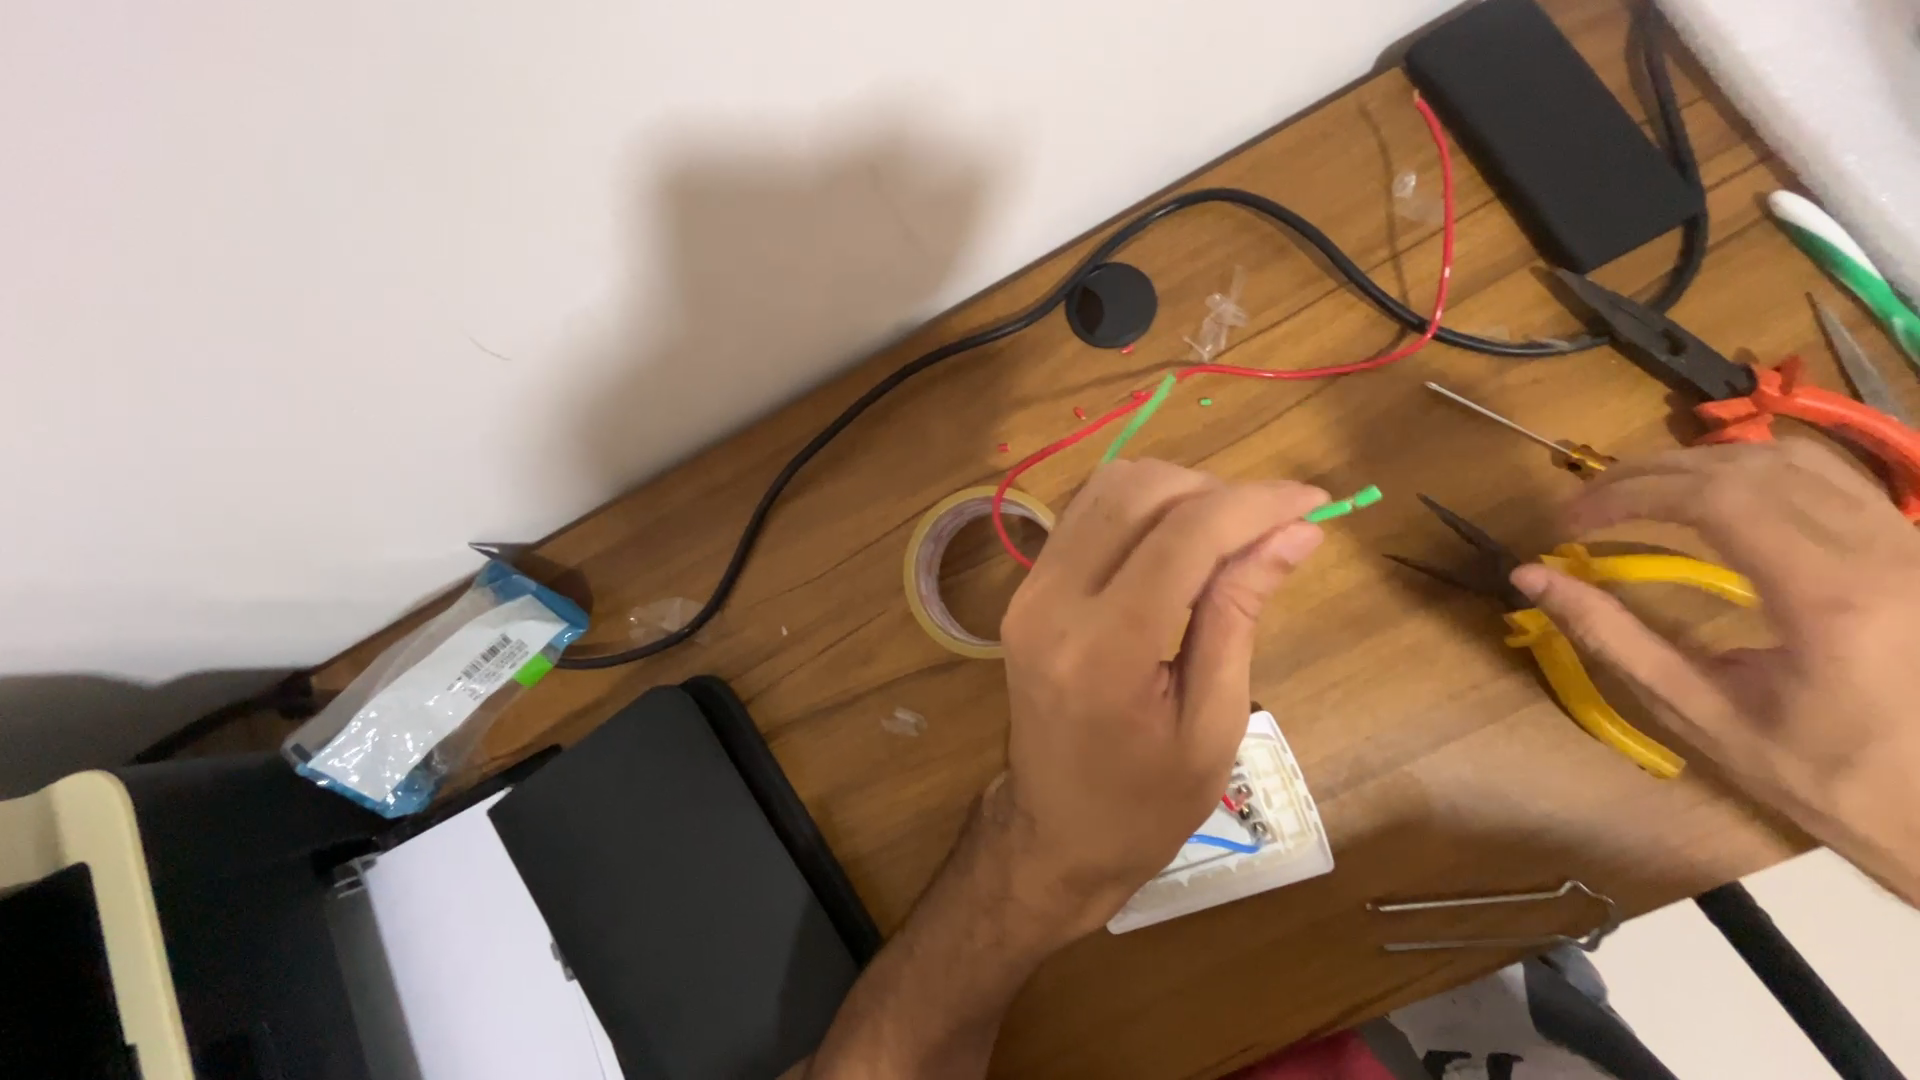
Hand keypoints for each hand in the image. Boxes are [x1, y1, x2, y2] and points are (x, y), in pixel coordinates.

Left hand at [991, 460, 1327, 935]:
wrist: (1056, 834)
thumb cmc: (1146, 804)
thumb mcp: (1213, 722)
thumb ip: (1240, 614)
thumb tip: (1296, 531)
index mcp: (1104, 649)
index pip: (1184, 534)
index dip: (1257, 503)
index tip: (1315, 501)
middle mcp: (1050, 603)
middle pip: (1138, 491)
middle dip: (1216, 491)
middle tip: (1270, 528)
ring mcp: (1026, 593)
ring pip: (1105, 489)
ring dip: (1176, 491)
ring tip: (1228, 535)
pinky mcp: (1022, 592)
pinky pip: (1084, 516)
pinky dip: (1138, 509)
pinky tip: (1177, 543)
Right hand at [1510, 440, 1919, 901]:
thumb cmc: (1818, 774)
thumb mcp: (1695, 710)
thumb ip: (1611, 636)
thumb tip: (1528, 577)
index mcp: (1831, 598)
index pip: (1715, 498)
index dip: (1626, 495)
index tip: (1567, 523)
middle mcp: (1886, 554)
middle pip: (1746, 468)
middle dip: (1647, 477)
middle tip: (1584, 508)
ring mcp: (1913, 545)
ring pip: (1790, 458)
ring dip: (1696, 467)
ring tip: (1634, 497)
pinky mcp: (1916, 549)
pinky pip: (1826, 479)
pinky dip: (1749, 475)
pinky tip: (1707, 501)